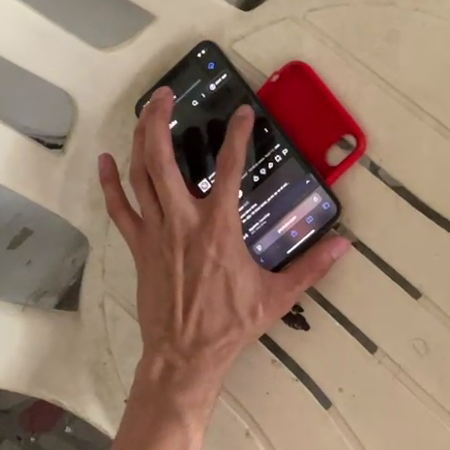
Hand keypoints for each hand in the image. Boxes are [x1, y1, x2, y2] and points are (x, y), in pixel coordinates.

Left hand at [101, 88, 349, 408]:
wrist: (186, 354)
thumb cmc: (231, 325)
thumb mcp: (278, 296)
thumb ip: (311, 267)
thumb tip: (343, 245)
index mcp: (219, 228)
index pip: (230, 169)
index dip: (238, 136)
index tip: (244, 112)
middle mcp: (183, 221)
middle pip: (161, 158)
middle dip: (160, 120)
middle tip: (167, 96)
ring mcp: (155, 232)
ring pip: (139, 174)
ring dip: (139, 139)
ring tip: (145, 114)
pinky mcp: (139, 248)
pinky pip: (119, 208)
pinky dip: (110, 182)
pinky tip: (105, 160)